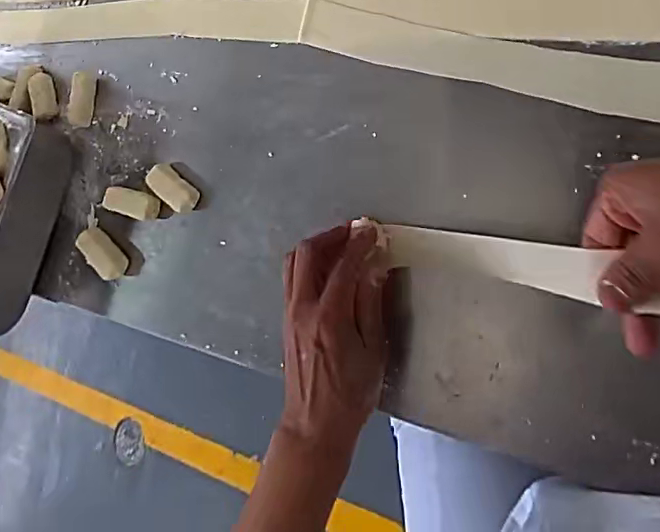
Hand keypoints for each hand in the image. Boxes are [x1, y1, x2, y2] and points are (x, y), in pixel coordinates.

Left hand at [278, 222, 387, 447]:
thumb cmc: (349, 396)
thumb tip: (374, 268)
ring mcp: (290, 313)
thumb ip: (371, 304)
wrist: (314, 428)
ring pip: (295, 262)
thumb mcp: (373, 352)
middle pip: (309, 253)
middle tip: (354, 231)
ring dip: (318, 246)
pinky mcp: (286, 319)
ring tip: (340, 244)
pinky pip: (292, 277)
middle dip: (333, 235)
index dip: (359, 243)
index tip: (372, 232)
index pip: (343, 265)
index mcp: (328, 318)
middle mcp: (303, 309)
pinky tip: (328, 267)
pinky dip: (309, 262)